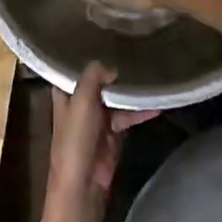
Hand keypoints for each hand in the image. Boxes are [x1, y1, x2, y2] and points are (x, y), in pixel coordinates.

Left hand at [48, 64, 157, 201]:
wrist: (83, 182)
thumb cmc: (76, 138)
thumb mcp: (82, 101)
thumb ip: (93, 77)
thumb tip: (110, 66)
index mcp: (65, 93)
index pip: (74, 67)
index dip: (87, 55)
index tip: (107, 39)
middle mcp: (79, 103)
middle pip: (98, 82)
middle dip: (114, 72)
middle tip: (136, 53)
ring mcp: (96, 119)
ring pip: (115, 99)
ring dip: (130, 92)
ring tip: (151, 76)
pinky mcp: (111, 134)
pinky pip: (127, 117)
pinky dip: (139, 111)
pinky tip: (157, 105)